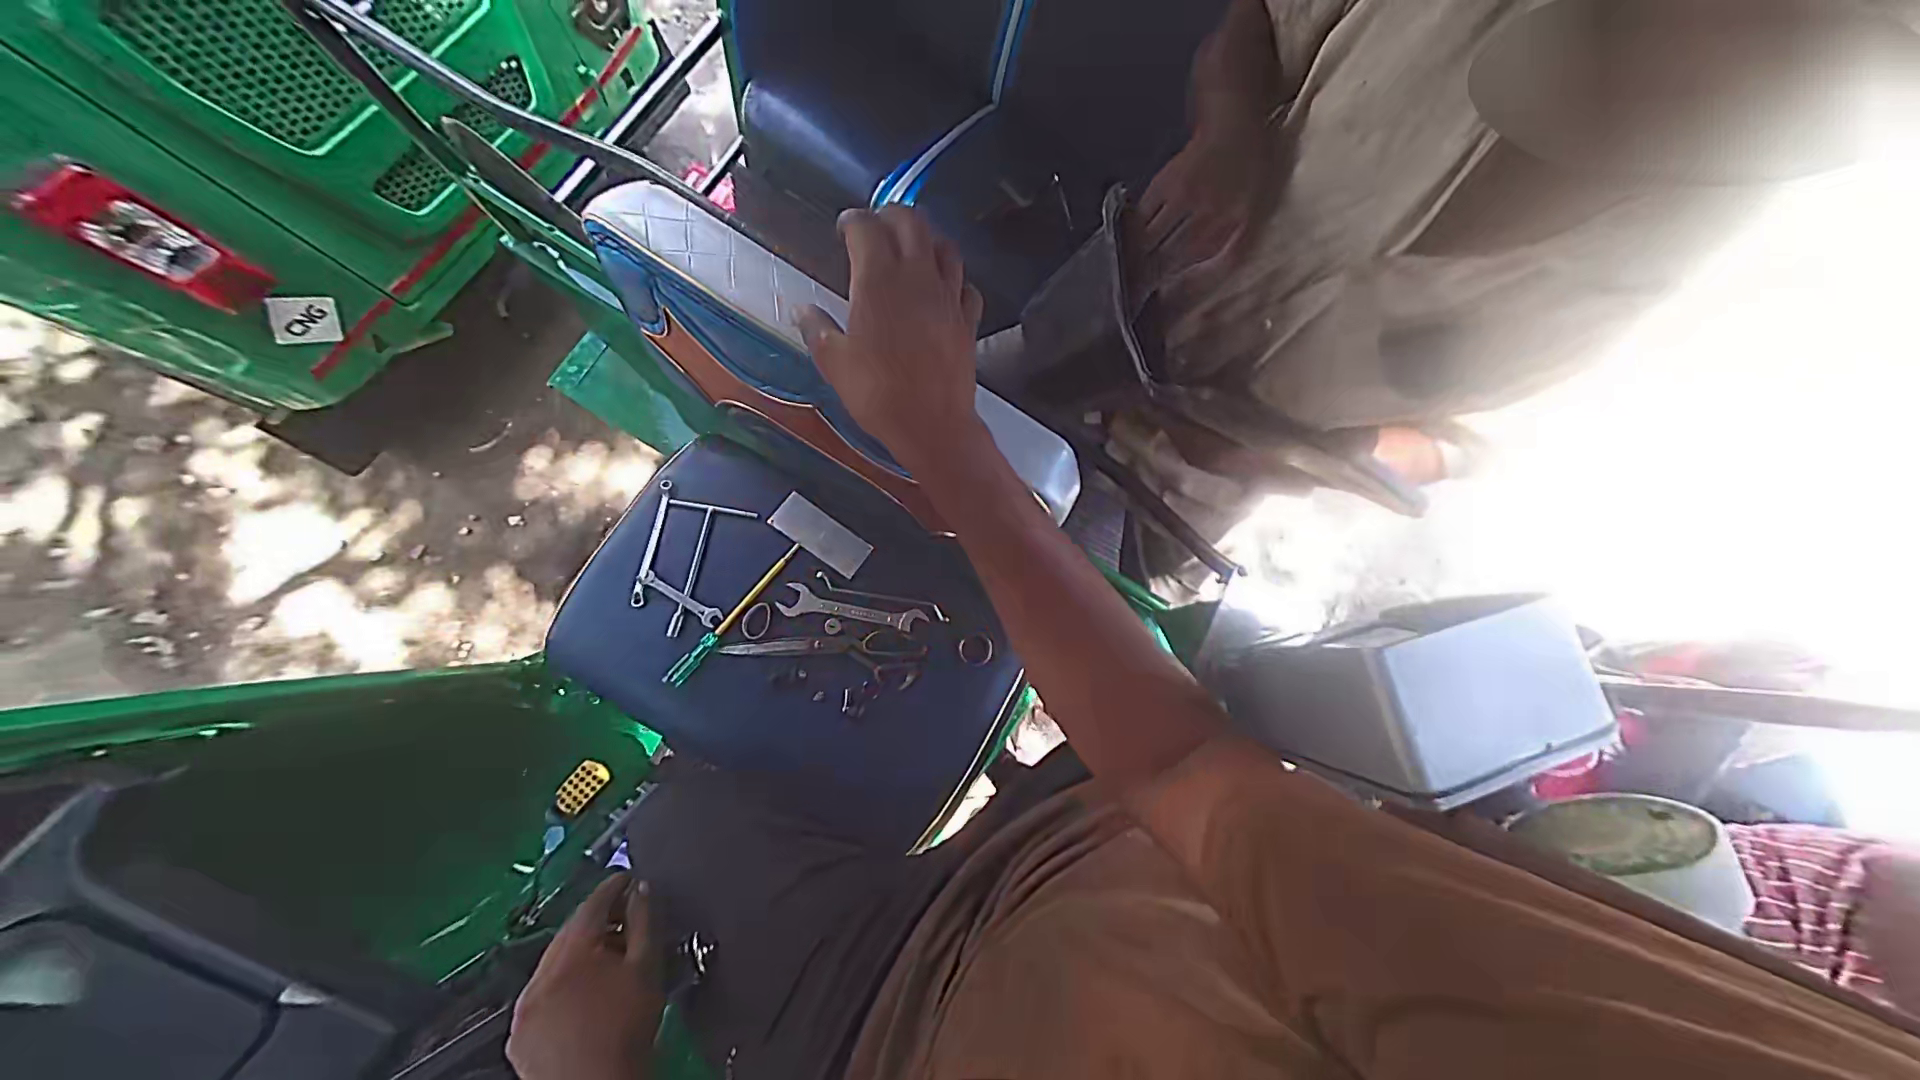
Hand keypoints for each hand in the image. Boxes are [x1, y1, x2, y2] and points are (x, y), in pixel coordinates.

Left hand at [507, 874, 662, 1079]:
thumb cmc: (627, 1031)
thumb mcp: (648, 966)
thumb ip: (646, 920)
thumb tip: (642, 890)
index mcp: (569, 956)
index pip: (592, 904)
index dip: (615, 886)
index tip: (630, 879)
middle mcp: (538, 979)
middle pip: (571, 931)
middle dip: (601, 919)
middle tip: (628, 917)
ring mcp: (524, 1010)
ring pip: (555, 962)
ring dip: (583, 950)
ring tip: (613, 957)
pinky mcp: (519, 1036)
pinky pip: (544, 992)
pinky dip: (566, 982)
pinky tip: (590, 992)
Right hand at [796, 206, 985, 468]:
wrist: (932, 425)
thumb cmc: (878, 394)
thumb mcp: (834, 363)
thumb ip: (817, 329)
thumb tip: (804, 311)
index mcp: (878, 280)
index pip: (866, 227)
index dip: (852, 221)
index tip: (845, 228)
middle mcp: (917, 278)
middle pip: (911, 222)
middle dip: (890, 215)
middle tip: (877, 226)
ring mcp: (948, 297)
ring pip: (945, 247)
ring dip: (926, 240)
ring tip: (911, 249)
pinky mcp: (968, 321)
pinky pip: (966, 285)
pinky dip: (954, 279)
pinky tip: (944, 289)